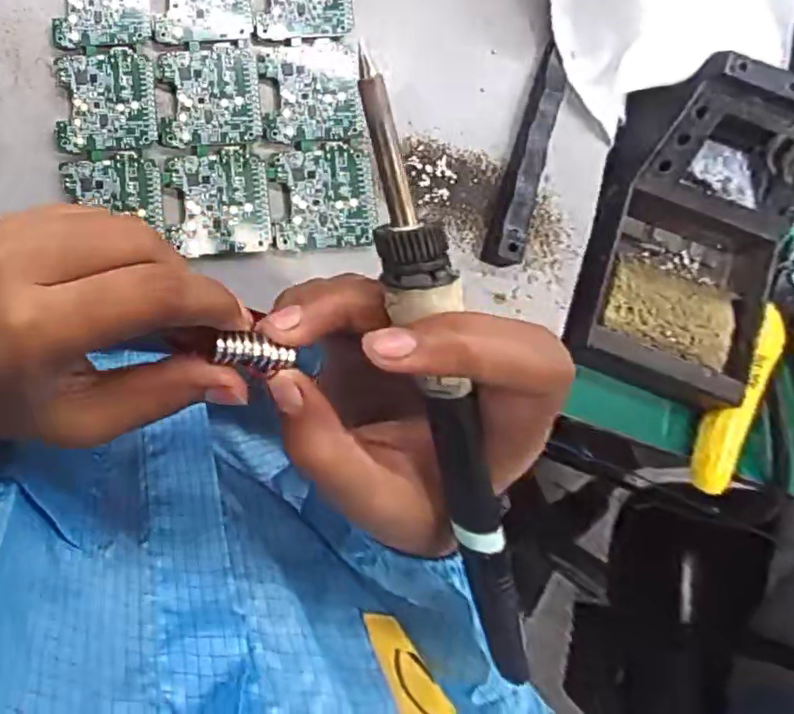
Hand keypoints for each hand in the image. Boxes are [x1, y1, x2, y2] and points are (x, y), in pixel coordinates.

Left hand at [0, 205, 252, 446]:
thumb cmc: (11, 405)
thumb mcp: (84, 421)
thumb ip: (160, 395)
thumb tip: (236, 377)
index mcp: (36, 323)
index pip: (146, 291)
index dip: (206, 302)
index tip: (235, 326)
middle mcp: (25, 261)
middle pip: (142, 246)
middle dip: (186, 282)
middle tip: (198, 322)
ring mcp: (19, 229)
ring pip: (125, 225)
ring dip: (159, 262)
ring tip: (161, 305)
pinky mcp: (21, 217)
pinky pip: (99, 218)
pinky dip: (126, 247)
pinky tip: (122, 280)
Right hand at [257, 275, 572, 555]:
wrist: (395, 491)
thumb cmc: (410, 502)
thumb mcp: (377, 502)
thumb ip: (331, 455)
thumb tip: (281, 380)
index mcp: (506, 407)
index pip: (521, 357)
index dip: (458, 342)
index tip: (377, 353)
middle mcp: (464, 352)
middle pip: (424, 301)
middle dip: (349, 307)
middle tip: (287, 331)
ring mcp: (413, 329)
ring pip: (373, 290)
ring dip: (317, 303)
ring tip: (272, 335)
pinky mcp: (372, 321)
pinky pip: (339, 296)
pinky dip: (302, 307)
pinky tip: (276, 333)